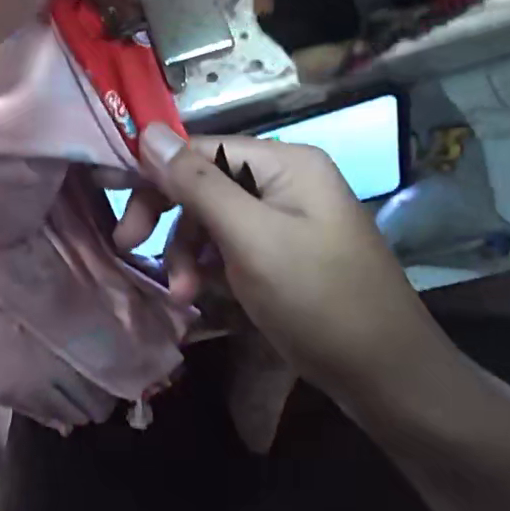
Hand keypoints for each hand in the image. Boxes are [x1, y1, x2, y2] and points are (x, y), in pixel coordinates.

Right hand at [115, 125, 452, 401]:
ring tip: (184, 295)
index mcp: (286, 162)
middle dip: (171, 218)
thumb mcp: (251, 239)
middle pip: (206, 182)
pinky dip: (212, 267)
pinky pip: (233, 244)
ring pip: (214, 218)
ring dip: (189, 252)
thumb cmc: (319, 301)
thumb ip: (198, 184)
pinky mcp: (286, 251)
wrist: (390, 379)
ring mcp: (288, 217)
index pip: (201, 149)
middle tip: (129, 247)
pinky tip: (203, 296)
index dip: (156, 175)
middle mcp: (286, 179)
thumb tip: (147, 131)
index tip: (119, 210)